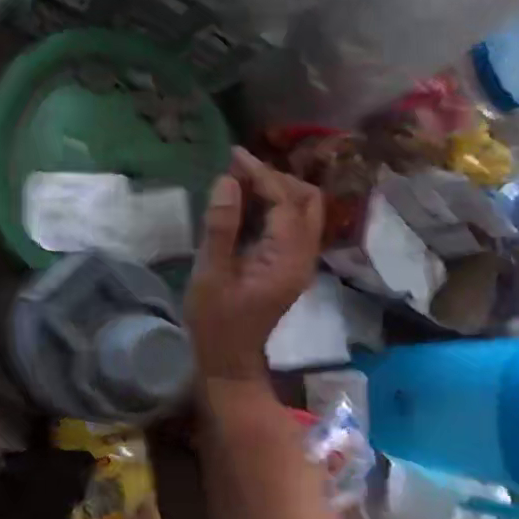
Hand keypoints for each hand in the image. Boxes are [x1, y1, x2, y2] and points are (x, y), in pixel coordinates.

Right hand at [186, 147, 324, 382]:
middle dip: (276, 178)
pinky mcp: (290, 267)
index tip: (233, 156)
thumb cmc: (215, 323)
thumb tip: (227, 181)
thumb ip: (221, 227)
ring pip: (304, 211)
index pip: (285, 201)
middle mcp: (303, 257)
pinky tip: (247, 204)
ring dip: (277, 191)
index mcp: (286, 259)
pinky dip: (275, 207)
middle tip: (238, 170)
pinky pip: (293, 226)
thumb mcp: (210, 275)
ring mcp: (300, 263)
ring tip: (240, 182)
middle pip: (307, 200)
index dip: (261, 174)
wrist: (229, 362)